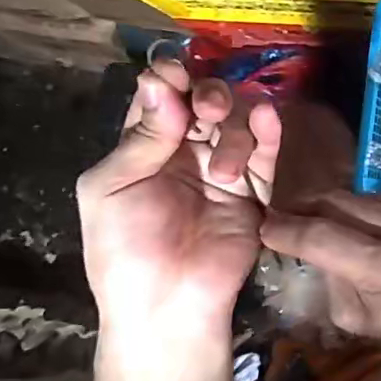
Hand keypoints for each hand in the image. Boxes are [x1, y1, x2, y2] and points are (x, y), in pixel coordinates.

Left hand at [77, 60, 281, 337]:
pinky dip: (268, 132)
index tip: (175, 74)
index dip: (170, 79)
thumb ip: (142, 137)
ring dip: (233, 130)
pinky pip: (265, 153)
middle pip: (204, 100)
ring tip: (222, 172)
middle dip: (209, 95)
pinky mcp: (255, 190)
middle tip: (206, 110)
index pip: (162, 96)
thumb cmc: (125, 249)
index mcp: (145, 145)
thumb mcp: (112, 189)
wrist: (166, 306)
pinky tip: (267, 118)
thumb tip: (160, 78)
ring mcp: (223, 167)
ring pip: (237, 121)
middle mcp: (186, 149)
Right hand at [259, 192, 380, 362]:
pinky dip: (354, 208)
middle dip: (303, 211)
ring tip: (311, 219)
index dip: (288, 229)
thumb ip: (325, 275)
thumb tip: (298, 240)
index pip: (322, 237)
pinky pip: (372, 197)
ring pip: (351, 196)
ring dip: (328, 207)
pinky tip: (351, 224)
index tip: (264, 227)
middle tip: (281, 217)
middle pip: (335, 205)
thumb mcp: (352, 317)